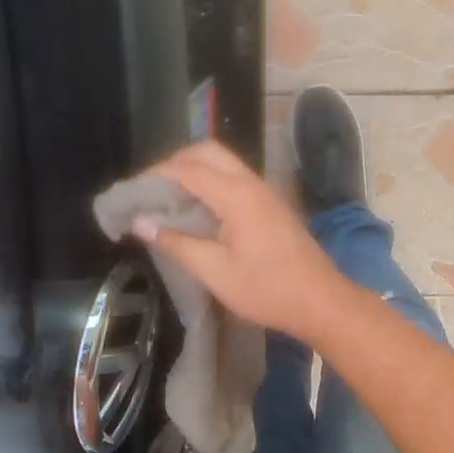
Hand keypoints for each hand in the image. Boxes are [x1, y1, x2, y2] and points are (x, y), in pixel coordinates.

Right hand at [132, 141, 355, 341]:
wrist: (321, 301)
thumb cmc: (267, 289)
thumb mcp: (215, 272)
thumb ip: (176, 243)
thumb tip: (140, 223)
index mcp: (236, 195)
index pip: (187, 170)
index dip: (156, 175)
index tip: (131, 191)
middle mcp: (250, 182)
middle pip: (207, 151)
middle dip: (175, 162)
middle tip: (150, 189)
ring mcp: (263, 190)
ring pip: (222, 161)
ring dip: (193, 170)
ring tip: (167, 198)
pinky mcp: (269, 202)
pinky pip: (233, 176)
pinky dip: (209, 180)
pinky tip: (196, 208)